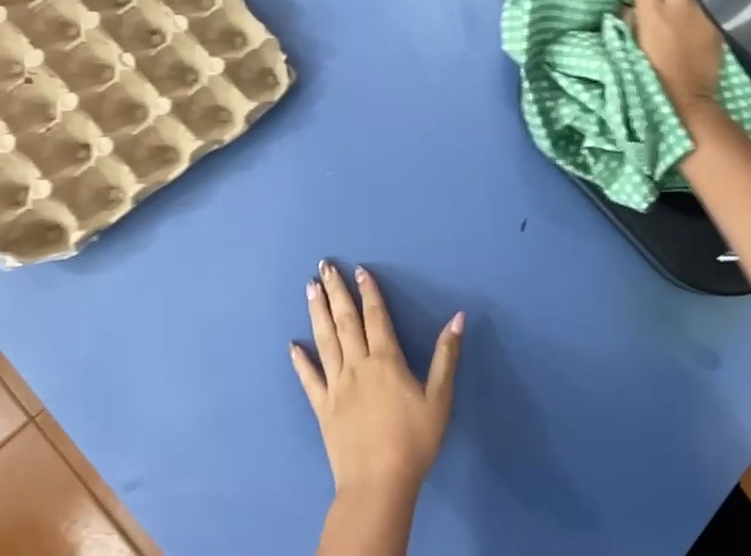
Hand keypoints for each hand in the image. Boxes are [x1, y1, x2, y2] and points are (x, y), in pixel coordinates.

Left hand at [292, 260, 463, 498]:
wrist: (377, 484)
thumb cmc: (414, 440)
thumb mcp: (439, 398)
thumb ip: (446, 356)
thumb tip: (457, 317)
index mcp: (386, 361)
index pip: (376, 317)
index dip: (369, 292)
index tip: (359, 270)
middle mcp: (357, 367)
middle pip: (345, 322)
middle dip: (336, 292)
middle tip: (324, 267)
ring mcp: (336, 387)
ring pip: (325, 342)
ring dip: (317, 313)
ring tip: (309, 289)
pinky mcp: (323, 409)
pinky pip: (309, 379)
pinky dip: (301, 361)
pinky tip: (293, 346)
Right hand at [622, 0, 725, 118]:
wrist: (690, 102)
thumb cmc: (653, 80)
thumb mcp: (631, 50)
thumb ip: (630, 23)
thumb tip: (629, 8)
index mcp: (655, 13)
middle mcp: (681, 7)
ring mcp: (702, 16)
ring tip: (670, 8)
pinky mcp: (715, 29)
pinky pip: (700, 12)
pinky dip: (690, 15)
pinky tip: (685, 30)